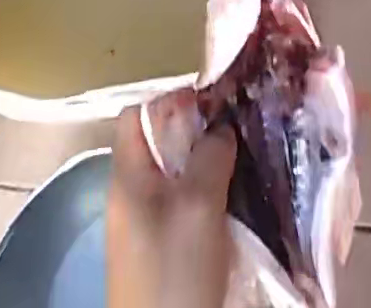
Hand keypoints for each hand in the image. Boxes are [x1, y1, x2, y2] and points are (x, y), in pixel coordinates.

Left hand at [106, 107, 235, 307]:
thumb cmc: (175, 272)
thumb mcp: (197, 205)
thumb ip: (210, 156)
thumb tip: (220, 127)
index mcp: (128, 177)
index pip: (136, 115)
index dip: (169, 99)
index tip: (210, 100)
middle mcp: (131, 195)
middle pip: (158, 143)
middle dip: (196, 129)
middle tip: (236, 127)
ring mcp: (145, 225)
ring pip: (175, 175)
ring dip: (206, 162)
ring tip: (243, 157)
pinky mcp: (162, 250)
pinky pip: (183, 205)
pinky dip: (207, 193)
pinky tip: (235, 197)